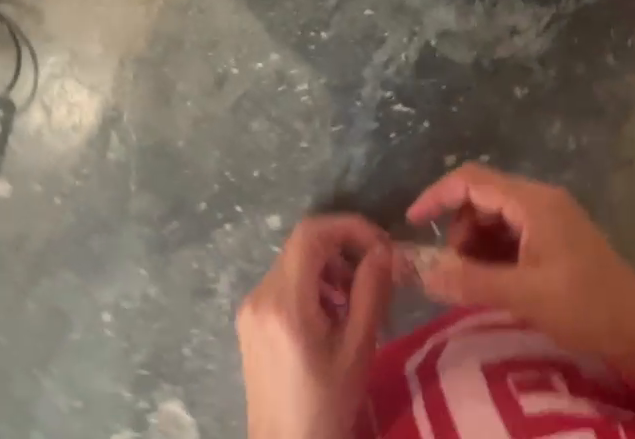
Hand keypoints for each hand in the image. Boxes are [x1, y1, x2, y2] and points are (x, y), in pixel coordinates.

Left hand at [238, 214, 395, 438]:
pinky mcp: (250, 320)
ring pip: (294, 263)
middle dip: (344, 251)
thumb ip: (370, 292)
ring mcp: (250, 307)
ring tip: (356, 305)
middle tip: (375, 277)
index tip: (381, 246)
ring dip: (330, 270)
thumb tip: (384, 250)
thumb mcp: (357, 349)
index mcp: (284, 301)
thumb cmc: (326, 406)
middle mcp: (259, 294)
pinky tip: (332, 318)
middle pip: (303, 246)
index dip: (349, 227)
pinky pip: (284, 284)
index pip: (311, 233)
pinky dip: (312, 287)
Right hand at [406, 164, 634, 365]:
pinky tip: (493, 282)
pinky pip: (512, 233)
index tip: (411, 223)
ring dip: (475, 243)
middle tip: (450, 268)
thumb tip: (422, 272)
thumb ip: (470, 281)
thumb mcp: (524, 296)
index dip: (437, 196)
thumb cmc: (588, 309)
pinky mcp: (556, 238)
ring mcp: (550, 218)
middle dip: (458, 228)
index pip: (471, 179)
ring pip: (495, 217)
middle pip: (482, 196)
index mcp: (533, 202)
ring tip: (472, 281)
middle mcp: (540, 200)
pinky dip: (494, 252)